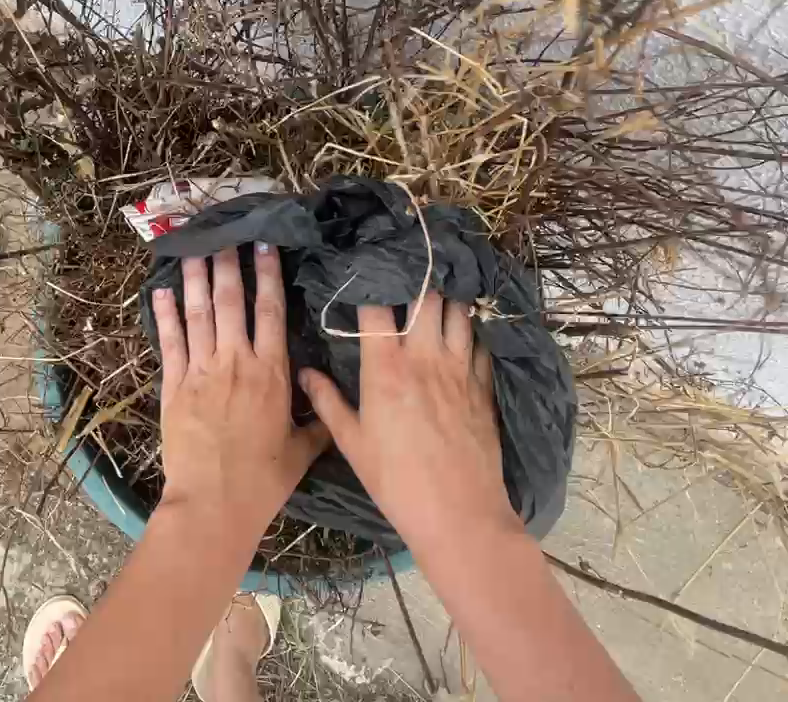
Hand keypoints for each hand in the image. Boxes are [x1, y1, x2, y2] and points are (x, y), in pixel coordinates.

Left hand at [152, 243, 330, 541]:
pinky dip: (165, 315)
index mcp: (272, 372)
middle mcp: (236, 362)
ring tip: (192, 250)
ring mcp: (202, 371)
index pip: (271, 312)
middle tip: (223, 236)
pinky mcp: (174, 385)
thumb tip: (329, 405)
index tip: (263, 247)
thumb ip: (316, 423)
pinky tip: (160, 292)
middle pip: (232, 302)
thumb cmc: (263, 481)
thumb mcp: (300, 451)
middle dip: (228, 265)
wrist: (214, 503)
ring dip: (195, 279)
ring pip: (199, 314)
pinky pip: (170, 342)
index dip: (268, 276)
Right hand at [297, 292, 520, 551]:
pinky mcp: (483, 386)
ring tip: (436, 289)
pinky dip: (472, 329)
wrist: (459, 515)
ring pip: (459, 312)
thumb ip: (327, 401)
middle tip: (407, 270)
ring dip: (447, 298)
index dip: (370, 285)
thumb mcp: (351, 443)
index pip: (376, 308)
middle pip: (426, 297)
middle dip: (417, 278)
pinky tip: (464, 327)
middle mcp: (424, 358)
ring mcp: (459, 369)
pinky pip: (481, 343)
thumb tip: (304, 372)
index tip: (363, 275)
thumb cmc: (396, 481)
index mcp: (386, 368)